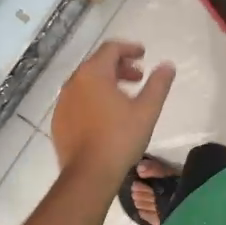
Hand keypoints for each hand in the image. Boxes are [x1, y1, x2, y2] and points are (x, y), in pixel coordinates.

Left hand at [51, 41, 174, 192]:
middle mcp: (73, 83)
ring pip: (86, 82)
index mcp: (93, 74)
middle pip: (97, 64)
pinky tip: (106, 116)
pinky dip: (93, 98)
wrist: (88, 176)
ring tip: (125, 97)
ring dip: (107, 83)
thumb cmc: (120, 138)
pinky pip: (77, 100)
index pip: (111, 49)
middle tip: (138, 77)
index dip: (129, 48)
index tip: (144, 55)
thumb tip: (168, 65)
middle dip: (119, 66)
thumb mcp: (147, 110)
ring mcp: (62, 103)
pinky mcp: (58, 122)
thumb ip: (158, 84)